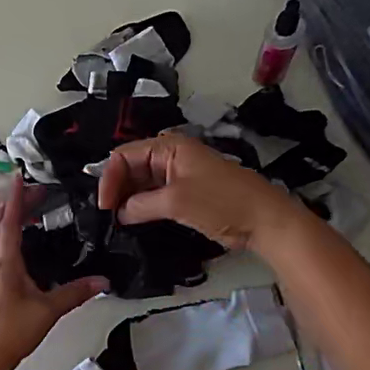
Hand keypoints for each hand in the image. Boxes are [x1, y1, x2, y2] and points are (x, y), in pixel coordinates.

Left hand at [0, 177, 107, 369]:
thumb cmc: (11, 332)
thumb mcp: (48, 310)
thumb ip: (76, 293)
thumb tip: (102, 280)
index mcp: (7, 263)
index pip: (11, 223)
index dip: (16, 200)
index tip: (21, 179)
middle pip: (2, 226)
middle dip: (16, 205)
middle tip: (33, 191)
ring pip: (0, 240)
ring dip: (11, 221)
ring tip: (28, 210)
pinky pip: (2, 253)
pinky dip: (11, 240)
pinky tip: (23, 246)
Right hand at [96, 133, 305, 251]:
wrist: (264, 220)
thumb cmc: (222, 202)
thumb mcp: (176, 202)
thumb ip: (141, 205)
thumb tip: (120, 213)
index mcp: (170, 147)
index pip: (125, 155)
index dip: (110, 178)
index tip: (104, 206)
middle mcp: (172, 156)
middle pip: (131, 167)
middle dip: (117, 189)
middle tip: (108, 216)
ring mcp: (179, 176)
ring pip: (142, 183)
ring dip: (128, 200)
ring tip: (117, 221)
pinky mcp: (186, 195)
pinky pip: (155, 196)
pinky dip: (142, 207)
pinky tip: (133, 222)